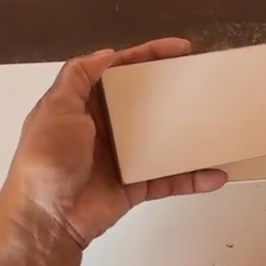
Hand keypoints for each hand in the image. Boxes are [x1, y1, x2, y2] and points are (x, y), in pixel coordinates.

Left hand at [0, 38, 226, 251]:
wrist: (47, 217)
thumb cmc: (48, 158)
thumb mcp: (55, 108)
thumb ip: (79, 77)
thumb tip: (108, 53)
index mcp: (85, 105)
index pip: (120, 72)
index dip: (148, 56)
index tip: (180, 49)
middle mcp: (106, 128)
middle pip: (147, 102)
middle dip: (174, 89)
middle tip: (204, 79)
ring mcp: (124, 158)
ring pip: (163, 140)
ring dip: (189, 133)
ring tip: (218, 121)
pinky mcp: (136, 186)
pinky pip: (169, 179)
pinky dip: (192, 179)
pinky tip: (217, 175)